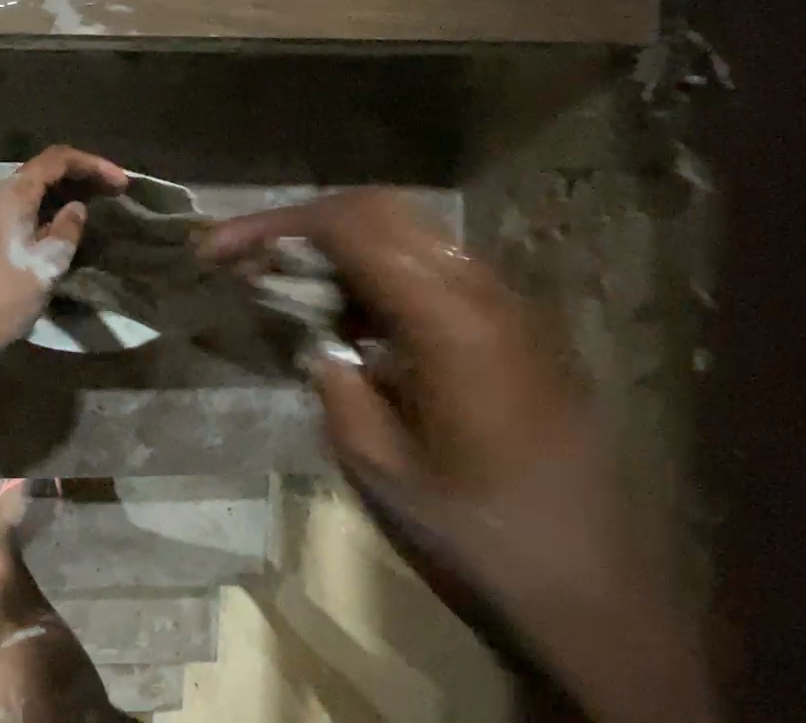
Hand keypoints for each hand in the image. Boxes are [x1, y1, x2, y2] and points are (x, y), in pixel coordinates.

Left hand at [0, 146, 128, 361]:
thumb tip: (75, 209)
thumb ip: (67, 228)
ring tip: (89, 208)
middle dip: (78, 177)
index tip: (122, 183)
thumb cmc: (5, 294)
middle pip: (40, 171)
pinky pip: (13, 209)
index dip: (93, 164)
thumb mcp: (48, 263)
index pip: (57, 159)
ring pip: (25, 191)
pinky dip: (40, 210)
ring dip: (59, 195)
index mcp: (11, 193)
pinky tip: (55, 228)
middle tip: (111, 193)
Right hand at [203, 190, 713, 721]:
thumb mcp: (374, 464)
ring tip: (284, 284)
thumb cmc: (473, 535)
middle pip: (381, 211)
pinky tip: (344, 318)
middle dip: (302, 224)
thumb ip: (333, 382)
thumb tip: (318, 340)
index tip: (215, 249)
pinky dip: (374, 274)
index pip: (351, 227)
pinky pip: (431, 272)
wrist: (591, 594)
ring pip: (408, 235)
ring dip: (338, 246)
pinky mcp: (513, 331)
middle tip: (246, 259)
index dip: (274, 226)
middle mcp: (485, 294)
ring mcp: (507, 309)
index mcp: (449, 321)